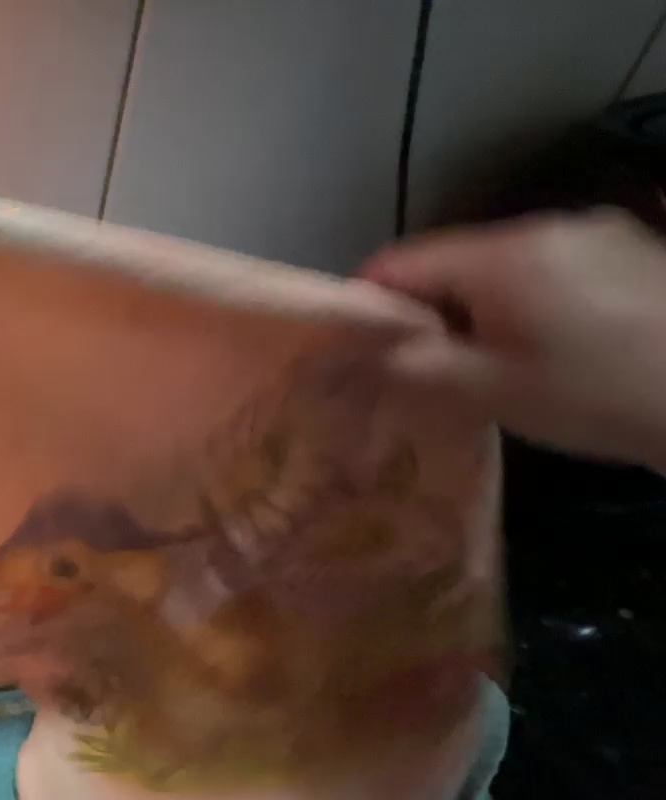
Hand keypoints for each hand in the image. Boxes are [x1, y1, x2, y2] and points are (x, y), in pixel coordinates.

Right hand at [362, 210, 665, 471]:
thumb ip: (401, 364)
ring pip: (493, 271)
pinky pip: (543, 273)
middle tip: (419, 369)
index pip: (393, 263)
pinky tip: (539, 351)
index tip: (356, 354)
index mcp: (504, 254)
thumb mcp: (479, 391)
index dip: (361, 306)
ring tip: (481, 365)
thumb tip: (345, 354)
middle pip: (445, 264)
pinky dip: (518, 307)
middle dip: (419, 312)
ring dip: (469, 312)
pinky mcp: (632, 255)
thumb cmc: (596, 393)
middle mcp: (550, 227)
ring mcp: (599, 236)